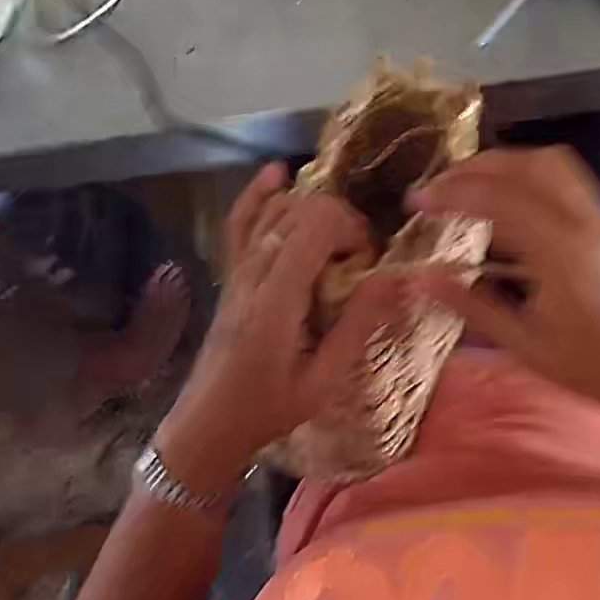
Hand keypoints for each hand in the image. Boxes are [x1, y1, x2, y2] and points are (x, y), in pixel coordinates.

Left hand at [154, 165, 403, 494]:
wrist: (206, 425)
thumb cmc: (268, 409)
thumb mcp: (324, 380)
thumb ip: (357, 326)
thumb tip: (393, 278)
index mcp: (277, 299)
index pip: (315, 226)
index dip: (350, 229)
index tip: (367, 260)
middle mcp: (253, 273)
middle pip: (300, 211)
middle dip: (340, 219)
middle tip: (359, 255)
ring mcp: (238, 270)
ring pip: (276, 211)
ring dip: (314, 209)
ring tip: (340, 236)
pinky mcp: (231, 274)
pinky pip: (240, 222)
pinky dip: (258, 194)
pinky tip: (278, 173)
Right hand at [408, 147, 599, 430]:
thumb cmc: (594, 368)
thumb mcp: (525, 345)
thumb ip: (472, 307)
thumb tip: (422, 278)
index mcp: (565, 256)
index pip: (501, 201)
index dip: (453, 194)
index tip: (416, 201)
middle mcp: (587, 224)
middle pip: (529, 165)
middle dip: (477, 166)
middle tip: (439, 185)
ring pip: (552, 163)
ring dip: (505, 163)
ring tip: (467, 182)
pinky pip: (565, 179)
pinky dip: (527, 174)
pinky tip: (504, 198)